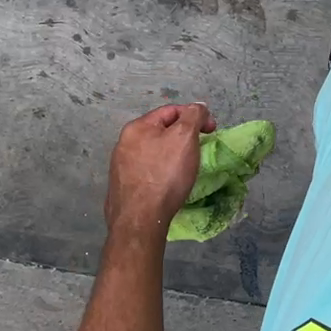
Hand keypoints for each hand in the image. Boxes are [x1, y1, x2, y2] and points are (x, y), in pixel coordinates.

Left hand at [104, 103, 214, 236]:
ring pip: (155, 151)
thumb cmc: (165, 174)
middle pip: (162, 131)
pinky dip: (161, 171)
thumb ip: (194, 114)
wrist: (140, 222)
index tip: (211, 131)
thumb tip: (197, 108)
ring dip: (173, 154)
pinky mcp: (122, 189)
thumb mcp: (186, 136)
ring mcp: (119, 168)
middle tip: (199, 149)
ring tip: (186, 167)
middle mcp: (123, 145)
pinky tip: (169, 183)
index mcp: (136, 128)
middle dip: (184, 136)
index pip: (172, 111)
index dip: (196, 116)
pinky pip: (147, 171)